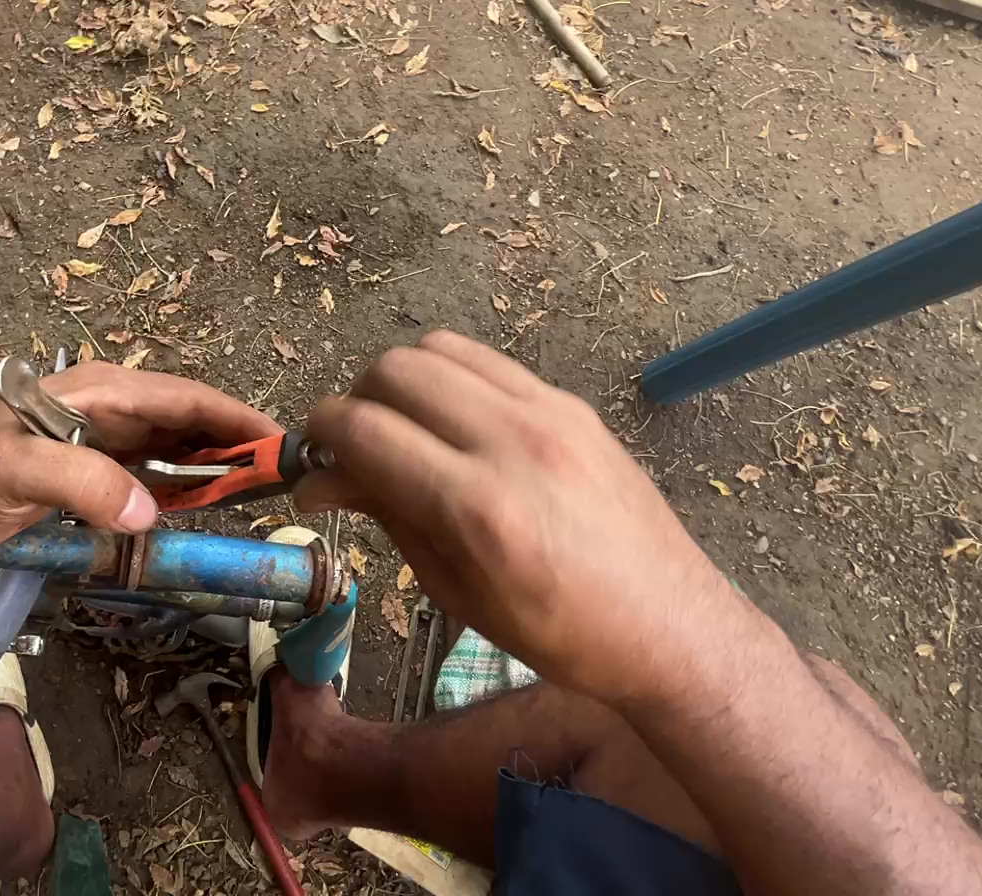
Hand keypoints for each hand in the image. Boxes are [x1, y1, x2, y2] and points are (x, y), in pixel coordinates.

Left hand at [0, 360, 281, 565]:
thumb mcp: (13, 469)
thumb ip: (80, 482)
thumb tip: (148, 511)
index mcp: (100, 391)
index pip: (181, 397)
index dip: (233, 416)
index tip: (277, 440)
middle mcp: (109, 407)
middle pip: (186, 419)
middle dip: (233, 443)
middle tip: (277, 476)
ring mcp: (104, 438)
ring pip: (175, 445)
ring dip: (212, 465)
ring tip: (252, 491)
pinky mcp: (96, 467)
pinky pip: (153, 472)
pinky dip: (182, 485)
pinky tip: (202, 504)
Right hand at [294, 331, 745, 708]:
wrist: (670, 626)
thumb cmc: (553, 632)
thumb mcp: (452, 588)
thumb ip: (385, 514)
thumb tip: (321, 478)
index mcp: (476, 508)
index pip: (362, 429)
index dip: (317, 436)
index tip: (311, 462)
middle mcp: (511, 441)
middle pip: (392, 370)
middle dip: (352, 401)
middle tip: (355, 447)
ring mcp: (547, 411)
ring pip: (433, 348)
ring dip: (396, 382)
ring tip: (401, 427)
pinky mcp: (569, 400)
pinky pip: (482, 359)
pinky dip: (444, 377)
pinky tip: (449, 419)